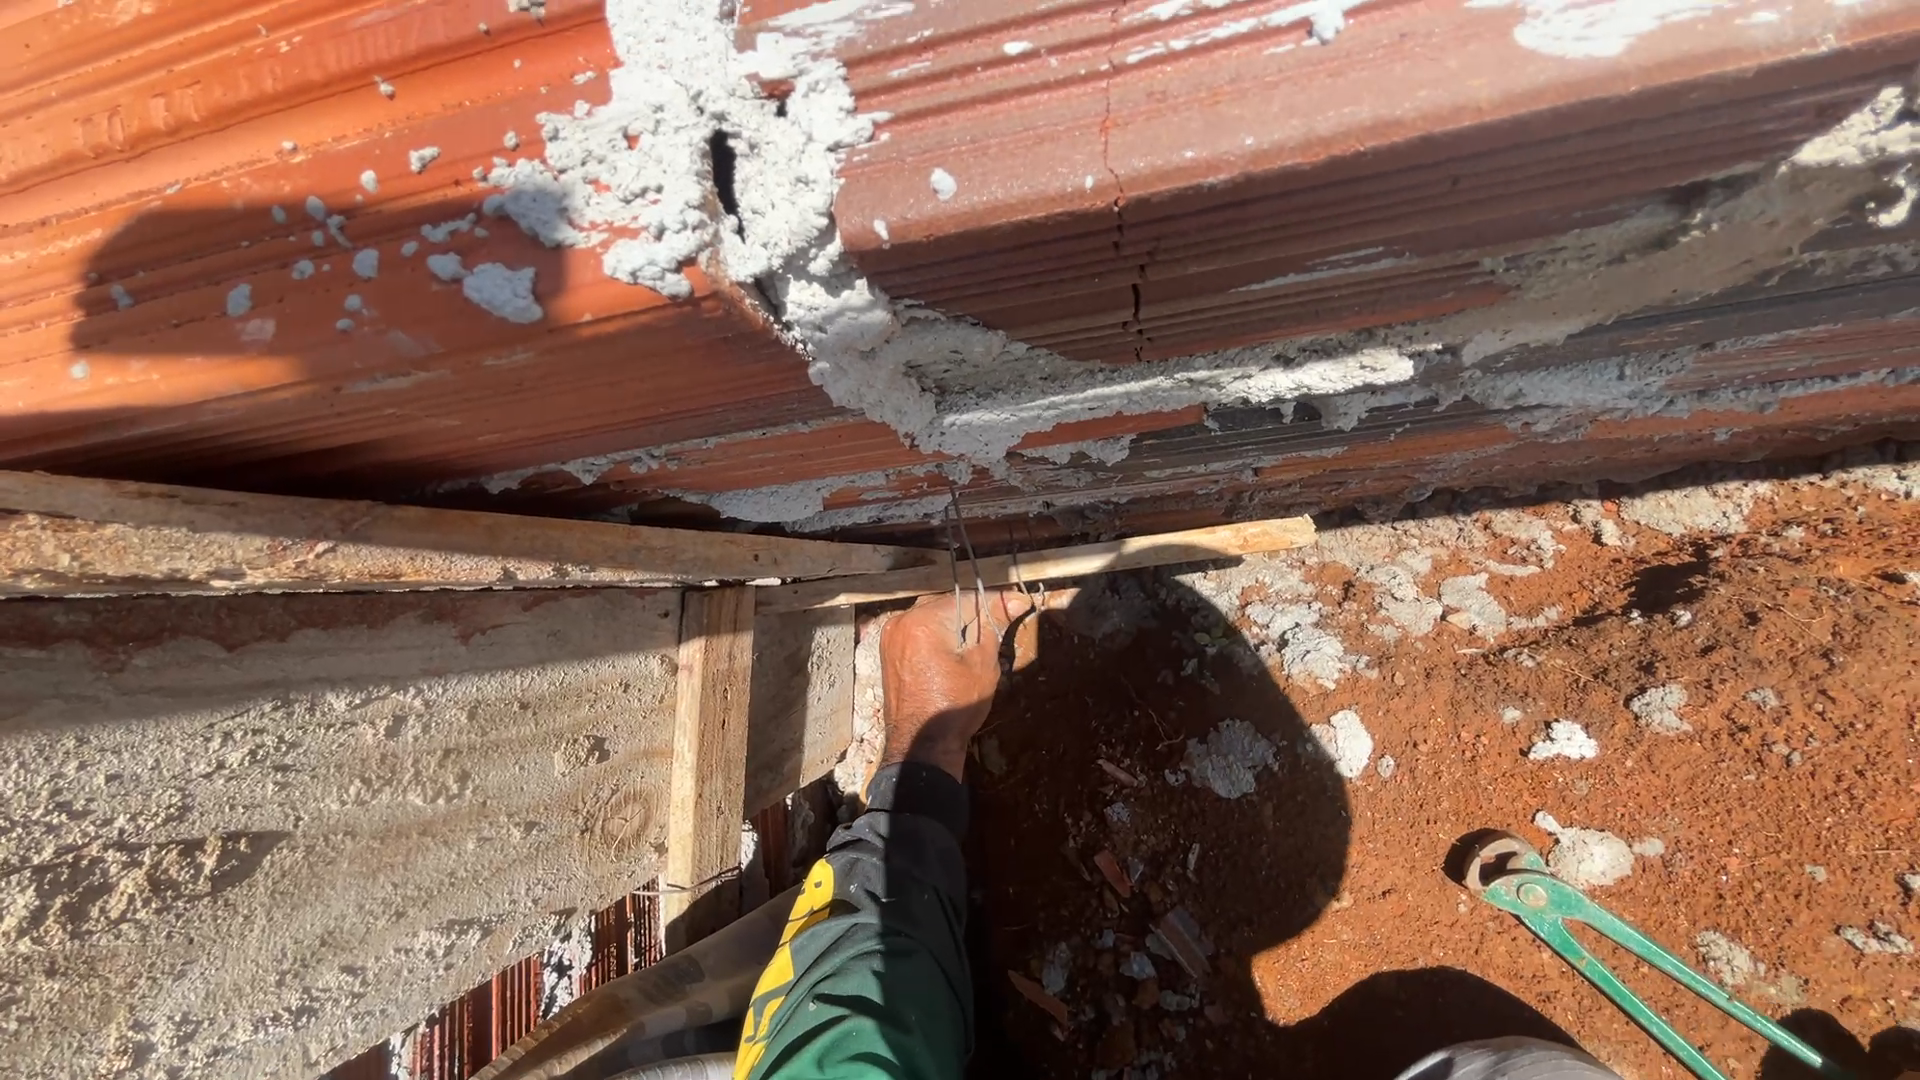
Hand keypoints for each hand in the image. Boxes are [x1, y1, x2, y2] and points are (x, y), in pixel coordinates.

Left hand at [877, 589, 1025, 780]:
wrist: (923, 744)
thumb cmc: (954, 707)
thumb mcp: (983, 663)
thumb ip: (994, 625)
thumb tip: (1016, 601)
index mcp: (924, 622)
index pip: (968, 599)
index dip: (997, 601)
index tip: (1019, 602)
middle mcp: (902, 622)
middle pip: (948, 603)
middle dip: (976, 610)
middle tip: (1004, 617)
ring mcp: (892, 636)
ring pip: (932, 615)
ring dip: (956, 620)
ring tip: (981, 634)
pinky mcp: (890, 650)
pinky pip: (919, 629)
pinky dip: (938, 633)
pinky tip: (956, 645)